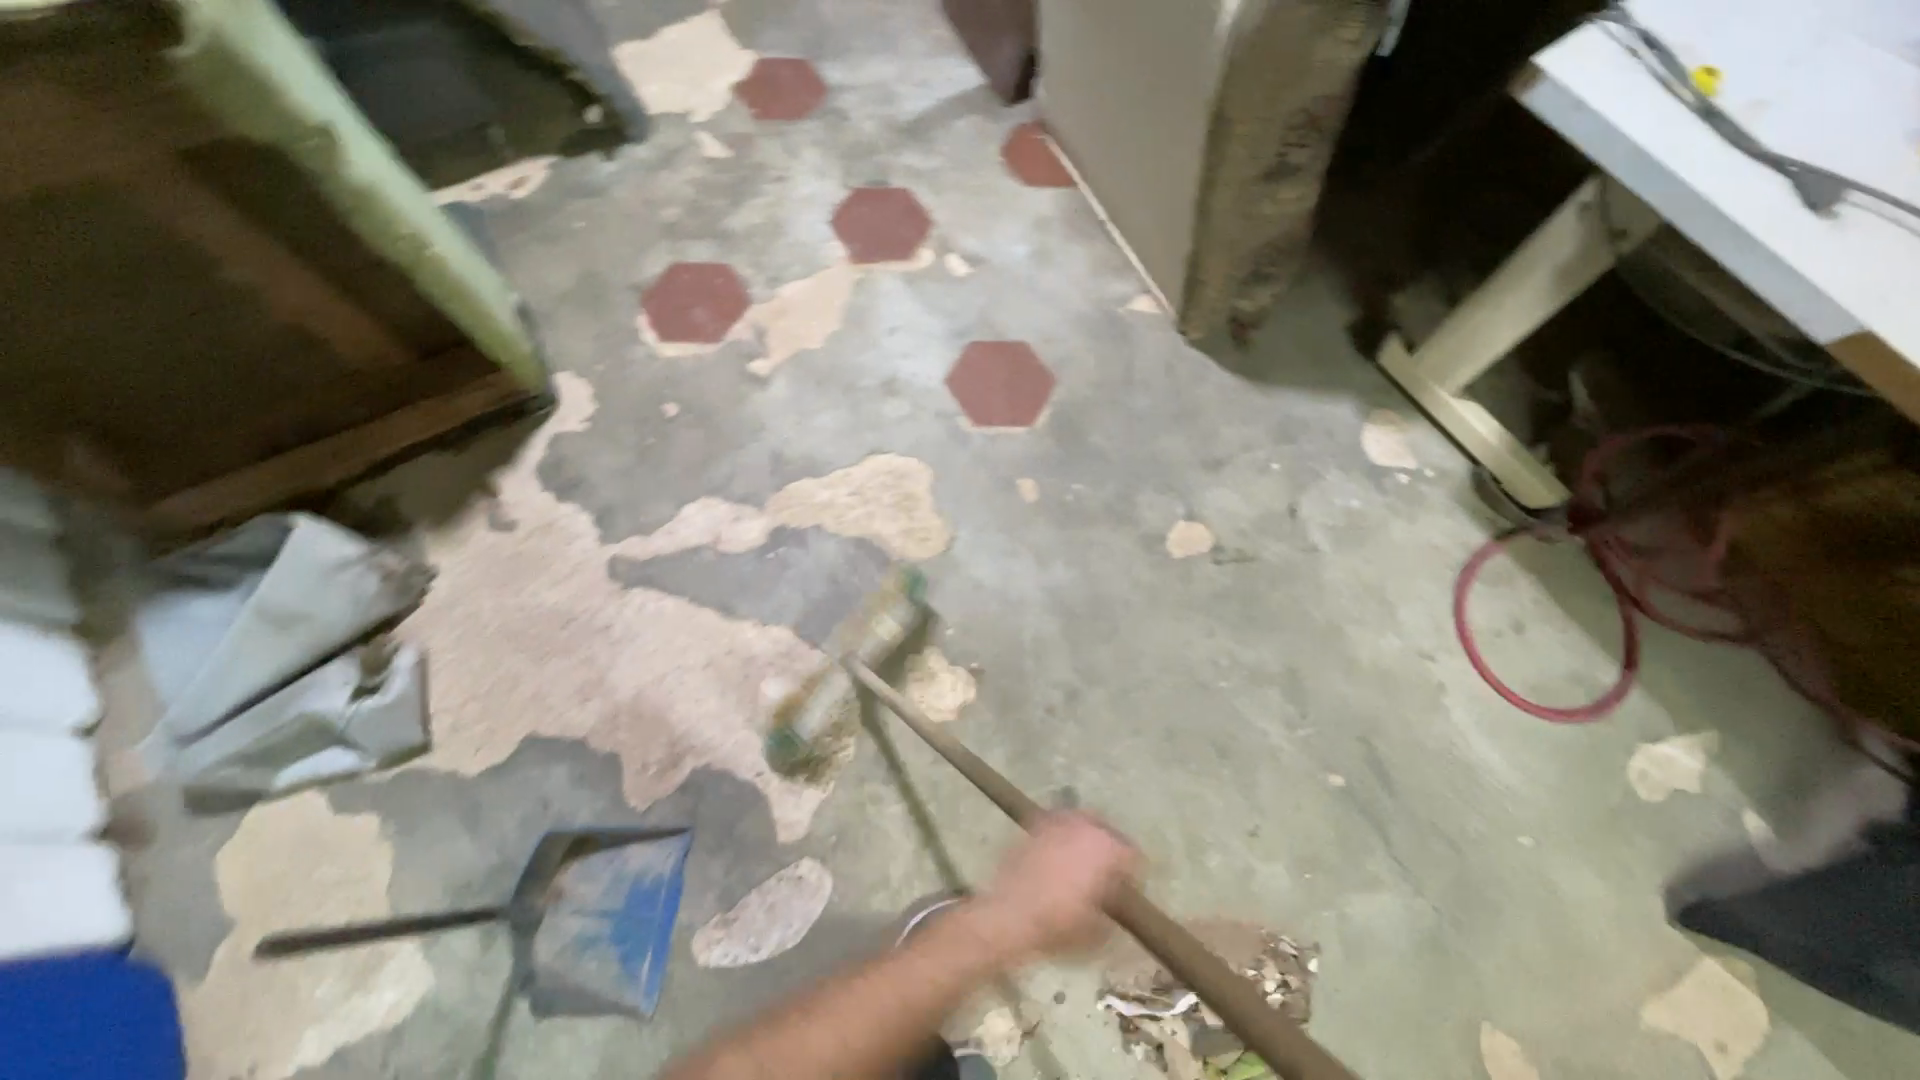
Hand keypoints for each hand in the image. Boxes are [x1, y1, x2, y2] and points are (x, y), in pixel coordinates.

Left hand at [972, 813, 1138, 961]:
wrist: (1009, 916)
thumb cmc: (1059, 925)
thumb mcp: (1099, 931)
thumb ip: (1115, 910)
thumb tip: (1114, 901)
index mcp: (1107, 848)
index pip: (1134, 855)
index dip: (1133, 874)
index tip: (1127, 891)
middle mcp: (1084, 826)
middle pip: (1109, 832)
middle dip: (1112, 850)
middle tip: (1108, 874)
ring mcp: (1056, 822)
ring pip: (1083, 822)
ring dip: (1088, 839)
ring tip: (1083, 861)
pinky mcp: (1033, 826)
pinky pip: (1057, 825)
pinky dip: (1062, 837)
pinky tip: (1058, 855)